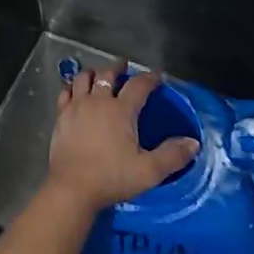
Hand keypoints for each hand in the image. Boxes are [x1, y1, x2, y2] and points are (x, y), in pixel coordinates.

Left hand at [46, 62, 199, 213]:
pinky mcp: (61, 116)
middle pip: (107, 75)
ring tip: (99, 76)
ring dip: (93, 74)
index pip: (138, 85)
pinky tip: (75, 92)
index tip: (157, 76)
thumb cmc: (112, 178)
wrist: (72, 187)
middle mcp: (97, 102)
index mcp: (120, 111)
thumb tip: (193, 142)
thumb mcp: (149, 171)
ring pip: (83, 79)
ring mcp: (75, 107)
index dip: (150, 78)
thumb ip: (172, 155)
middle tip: (124, 66)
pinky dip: (73, 87)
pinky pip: (65, 92)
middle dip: (118, 68)